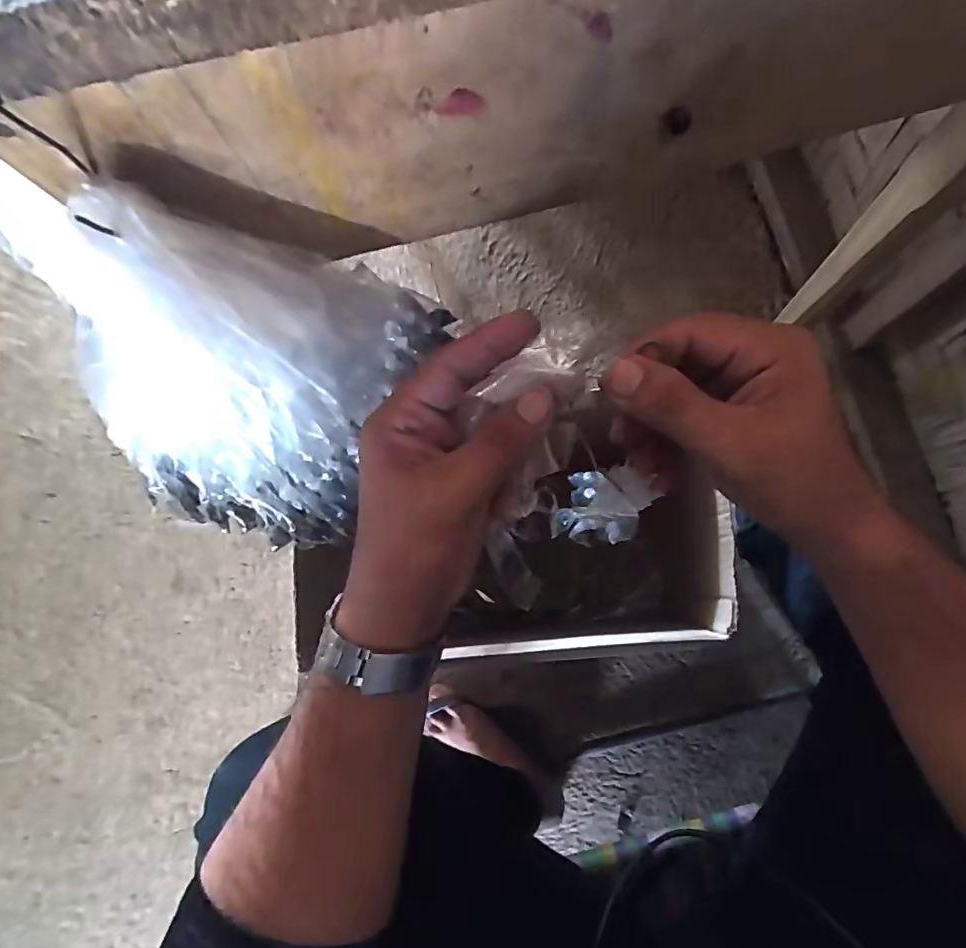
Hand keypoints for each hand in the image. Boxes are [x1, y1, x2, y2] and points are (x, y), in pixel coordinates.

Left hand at [337, 312, 554, 651]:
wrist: (404, 607)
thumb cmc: (415, 545)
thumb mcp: (457, 489)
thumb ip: (501, 441)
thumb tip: (544, 394)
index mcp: (403, 422)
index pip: (449, 369)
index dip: (490, 343)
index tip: (531, 322)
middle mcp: (421, 433)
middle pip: (475, 396)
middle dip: (516, 396)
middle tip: (562, 382)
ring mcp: (442, 460)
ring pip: (491, 432)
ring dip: (517, 445)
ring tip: (542, 450)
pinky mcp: (460, 485)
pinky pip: (495, 464)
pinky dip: (510, 477)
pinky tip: (508, 505)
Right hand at [603, 314, 885, 553]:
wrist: (830, 530)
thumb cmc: (790, 482)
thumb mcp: (725, 442)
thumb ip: (670, 404)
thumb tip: (613, 372)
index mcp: (769, 347)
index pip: (692, 332)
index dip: (646, 357)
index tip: (609, 393)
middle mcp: (760, 357)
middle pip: (684, 363)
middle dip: (648, 402)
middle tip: (620, 437)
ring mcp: (750, 388)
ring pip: (683, 394)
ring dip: (656, 428)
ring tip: (638, 464)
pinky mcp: (741, 417)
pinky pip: (695, 418)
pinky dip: (673, 443)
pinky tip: (659, 474)